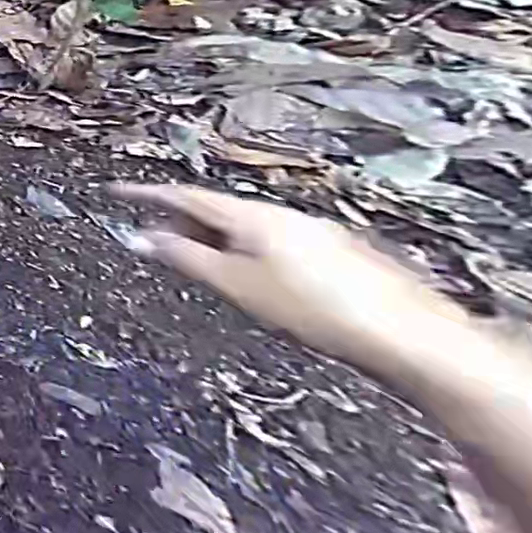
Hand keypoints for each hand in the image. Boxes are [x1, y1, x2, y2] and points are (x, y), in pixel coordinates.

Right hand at [114, 183, 466, 373]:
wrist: (415, 340)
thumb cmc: (313, 309)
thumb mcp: (233, 283)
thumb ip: (182, 256)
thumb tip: (139, 237)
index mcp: (251, 216)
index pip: (183, 195)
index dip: (145, 193)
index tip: (116, 192)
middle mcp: (281, 215)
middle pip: (216, 208)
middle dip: (180, 219)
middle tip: (155, 237)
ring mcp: (313, 231)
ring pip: (245, 224)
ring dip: (213, 235)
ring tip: (198, 260)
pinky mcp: (336, 252)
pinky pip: (271, 238)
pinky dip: (244, 247)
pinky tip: (249, 274)